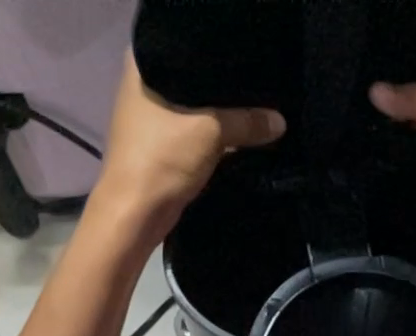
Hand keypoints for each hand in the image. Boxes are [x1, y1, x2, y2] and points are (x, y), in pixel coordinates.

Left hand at [95, 56, 285, 228]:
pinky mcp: (161, 146)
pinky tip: (241, 131)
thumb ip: (247, 122)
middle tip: (261, 76)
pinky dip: (214, 135)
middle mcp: (143, 85)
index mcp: (143, 64)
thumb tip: (281, 121)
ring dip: (221, 113)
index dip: (218, 45)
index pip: (186, 41)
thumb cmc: (162, 159)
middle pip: (194, 76)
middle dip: (225, 83)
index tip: (250, 47)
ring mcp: (150, 118)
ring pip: (195, 107)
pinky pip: (195, 131)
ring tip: (258, 101)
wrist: (134, 215)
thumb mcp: (211, 132)